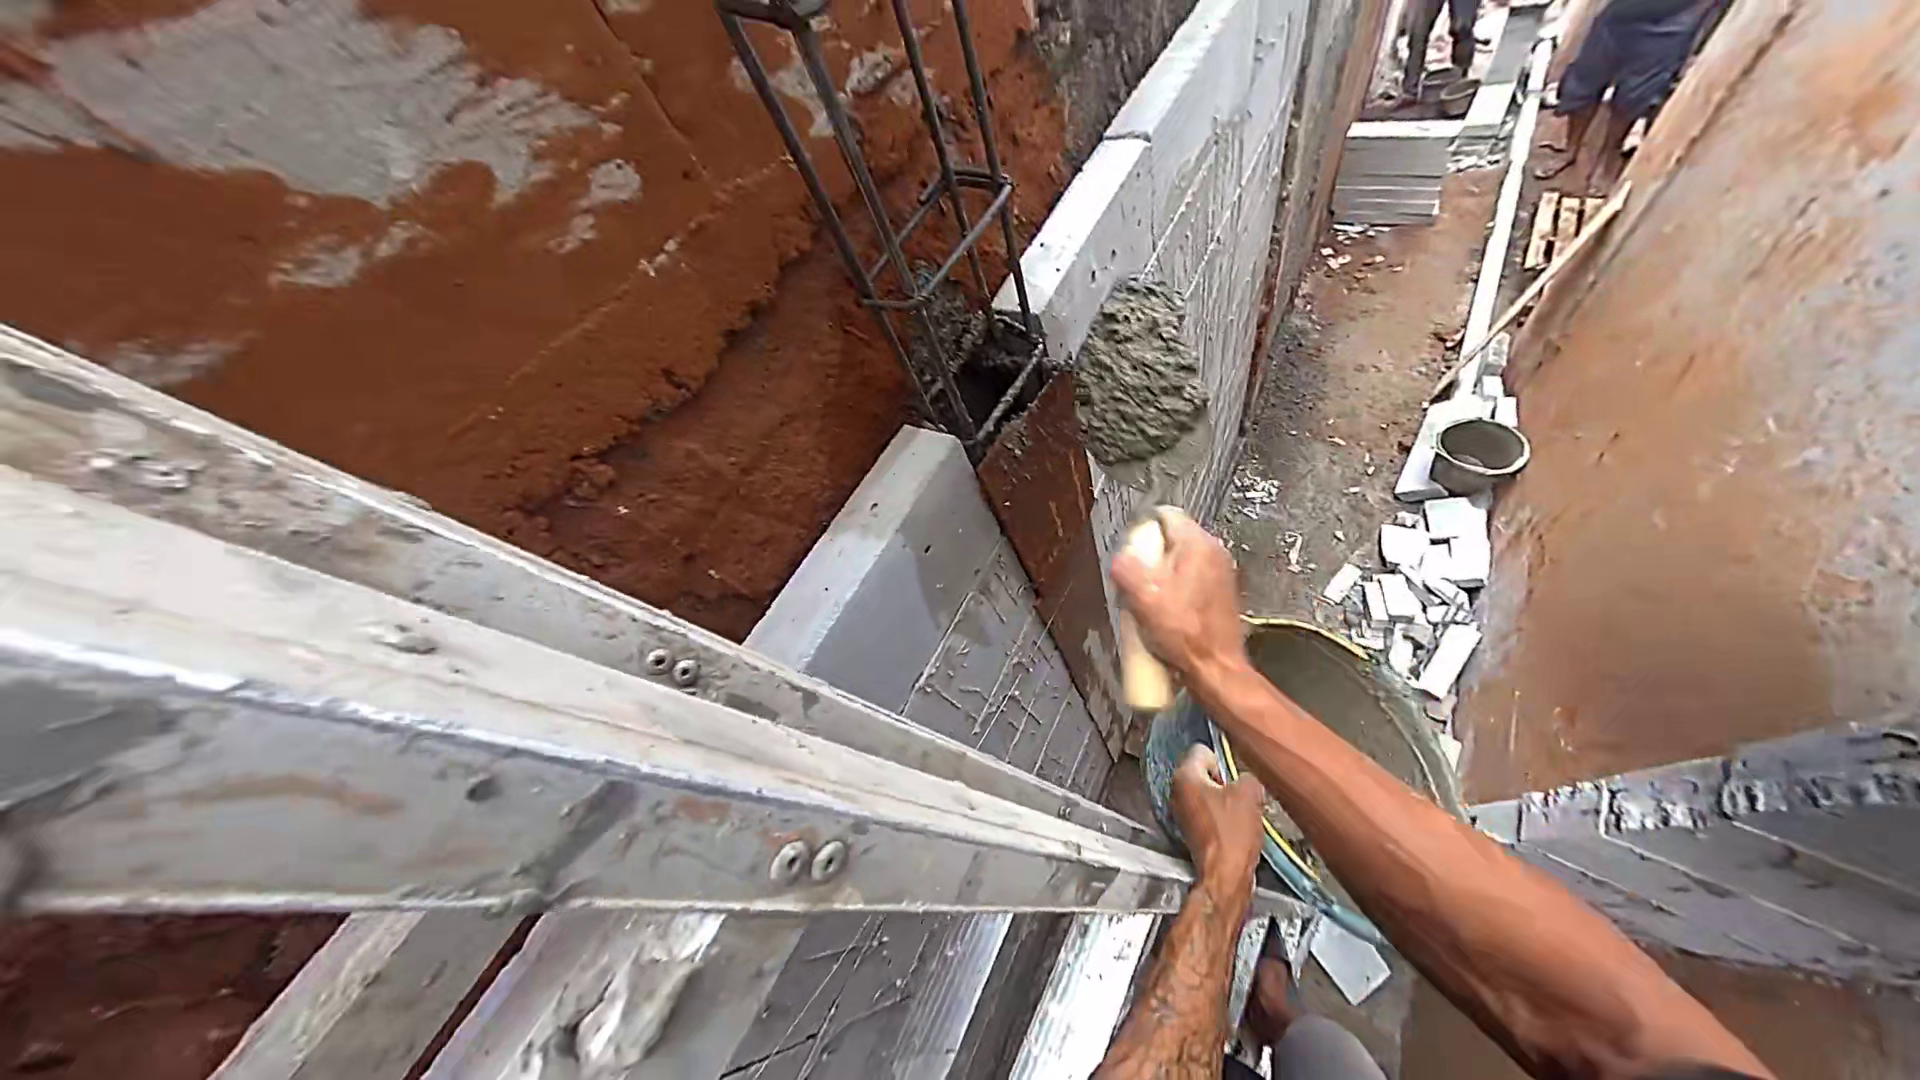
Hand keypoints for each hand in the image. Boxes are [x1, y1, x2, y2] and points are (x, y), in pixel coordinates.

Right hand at [1110, 507, 1247, 679]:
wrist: (1215, 668)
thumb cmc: (1184, 634)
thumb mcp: (1142, 596)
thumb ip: (1125, 567)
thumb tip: (1120, 558)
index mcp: (1198, 545)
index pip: (1165, 515)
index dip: (1142, 531)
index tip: (1131, 552)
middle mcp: (1214, 553)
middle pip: (1170, 539)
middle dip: (1149, 556)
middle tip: (1137, 580)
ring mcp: (1220, 573)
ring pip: (1179, 561)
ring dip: (1160, 575)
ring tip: (1148, 599)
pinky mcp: (1219, 593)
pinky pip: (1189, 580)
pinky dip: (1174, 590)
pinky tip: (1164, 612)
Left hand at [1171, 744, 1265, 889]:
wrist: (1225, 874)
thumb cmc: (1233, 832)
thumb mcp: (1249, 794)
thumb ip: (1246, 775)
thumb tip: (1244, 779)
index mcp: (1184, 776)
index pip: (1201, 750)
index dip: (1222, 759)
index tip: (1234, 776)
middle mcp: (1176, 790)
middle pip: (1204, 771)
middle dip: (1224, 780)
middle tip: (1240, 795)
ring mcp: (1181, 811)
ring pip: (1207, 792)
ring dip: (1224, 799)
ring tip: (1240, 813)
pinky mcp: (1190, 829)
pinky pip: (1208, 811)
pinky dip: (1221, 815)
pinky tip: (1234, 827)